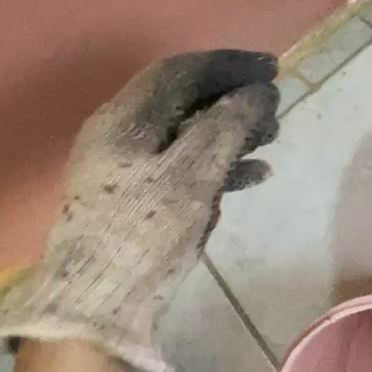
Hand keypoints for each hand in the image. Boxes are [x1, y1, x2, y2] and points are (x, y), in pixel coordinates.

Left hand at [0, 49, 279, 371]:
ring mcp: (126, 169)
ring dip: (232, 130)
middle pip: (185, 100)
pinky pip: (184, 166)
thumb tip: (257, 94)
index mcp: (125, 119)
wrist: (96, 306)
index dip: (229, 64)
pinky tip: (254, 175)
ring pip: (188, 133)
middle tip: (276, 105)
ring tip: (272, 138)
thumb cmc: (144, 233)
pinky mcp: (135, 200)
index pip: (181, 71)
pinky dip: (220, 164)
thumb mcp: (192, 176)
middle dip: (234, 98)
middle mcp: (121, 135)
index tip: (272, 69)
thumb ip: (227, 127)